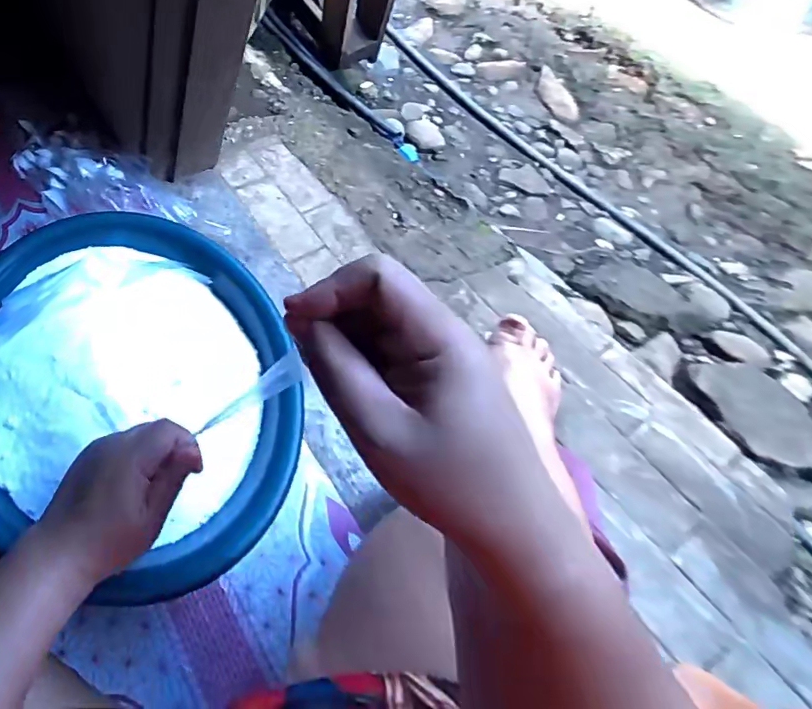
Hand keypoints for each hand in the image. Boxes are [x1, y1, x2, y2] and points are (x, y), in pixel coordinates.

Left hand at [30, 420, 202, 586]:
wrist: (62, 548)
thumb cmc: (111, 541)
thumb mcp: (151, 517)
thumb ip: (172, 479)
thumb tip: (190, 449)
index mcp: (128, 453)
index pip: (167, 428)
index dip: (188, 445)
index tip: (194, 474)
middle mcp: (109, 441)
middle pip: (151, 428)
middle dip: (172, 448)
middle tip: (175, 483)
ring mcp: (94, 446)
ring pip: (135, 436)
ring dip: (153, 452)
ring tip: (154, 489)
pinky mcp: (86, 456)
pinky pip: (118, 445)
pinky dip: (134, 456)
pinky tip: (131, 487)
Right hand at [283, 255, 559, 556]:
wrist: (515, 535)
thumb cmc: (449, 483)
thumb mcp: (378, 426)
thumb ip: (334, 366)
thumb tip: (301, 320)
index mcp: (442, 339)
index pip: (378, 277)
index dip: (330, 288)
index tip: (295, 320)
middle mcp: (442, 334)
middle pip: (372, 292)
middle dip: (329, 311)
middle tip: (301, 349)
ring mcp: (437, 352)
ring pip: (371, 317)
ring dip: (337, 334)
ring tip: (324, 374)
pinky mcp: (429, 371)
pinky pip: (379, 343)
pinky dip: (351, 353)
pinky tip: (345, 384)